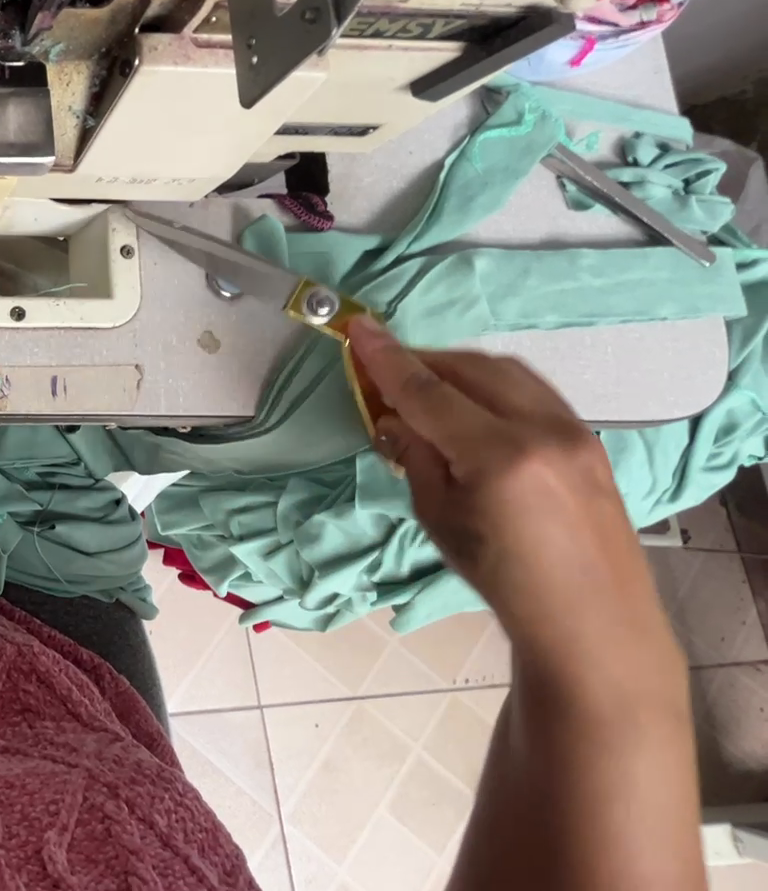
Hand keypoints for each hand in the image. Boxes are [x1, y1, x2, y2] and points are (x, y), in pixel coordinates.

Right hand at [348, 318, 677, 669]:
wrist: (589, 617)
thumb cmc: (497, 572)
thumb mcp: (435, 513)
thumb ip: (414, 455)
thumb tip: (393, 417)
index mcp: (497, 455)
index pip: (426, 391)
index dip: (384, 358)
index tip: (354, 327)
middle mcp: (542, 430)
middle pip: (468, 368)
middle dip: (418, 360)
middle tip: (377, 366)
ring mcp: (574, 431)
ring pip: (504, 370)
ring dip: (454, 367)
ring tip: (419, 384)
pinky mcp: (586, 437)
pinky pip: (528, 389)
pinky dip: (487, 383)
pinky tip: (465, 403)